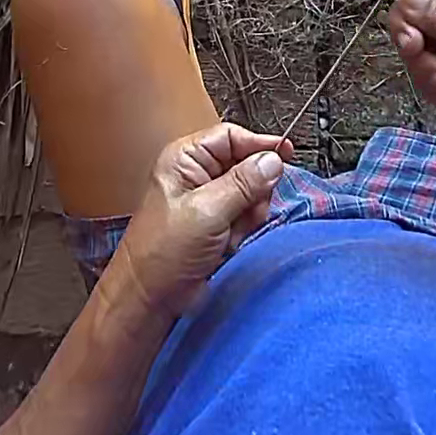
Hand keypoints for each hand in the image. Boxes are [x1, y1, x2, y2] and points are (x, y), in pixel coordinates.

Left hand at [108, 123, 292, 317]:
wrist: (150, 298)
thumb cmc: (163, 251)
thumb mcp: (208, 211)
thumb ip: (244, 183)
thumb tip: (273, 160)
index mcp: (186, 158)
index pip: (231, 136)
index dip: (258, 144)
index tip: (285, 153)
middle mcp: (196, 173)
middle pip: (245, 164)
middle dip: (253, 190)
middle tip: (248, 211)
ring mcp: (206, 198)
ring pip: (250, 192)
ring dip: (248, 214)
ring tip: (230, 233)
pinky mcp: (215, 221)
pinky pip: (245, 215)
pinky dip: (242, 229)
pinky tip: (227, 243)